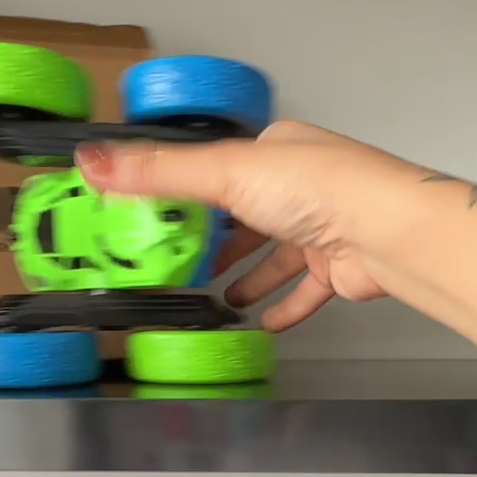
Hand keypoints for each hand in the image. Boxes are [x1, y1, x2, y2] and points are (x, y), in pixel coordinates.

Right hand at [75, 120, 417, 330]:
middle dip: (217, 244)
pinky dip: (284, 306)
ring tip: (220, 300)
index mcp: (273, 153)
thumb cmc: (315, 190)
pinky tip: (263, 323)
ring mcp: (321, 227)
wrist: (386, 232)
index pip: (218, 172)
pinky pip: (305, 290)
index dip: (187, 196)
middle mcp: (299, 186)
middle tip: (183, 266)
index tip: (157, 221)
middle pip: (246, 218)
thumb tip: (90, 161)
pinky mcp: (337, 267)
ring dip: (249, 278)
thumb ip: (159, 173)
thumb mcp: (225, 173)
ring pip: (275, 256)